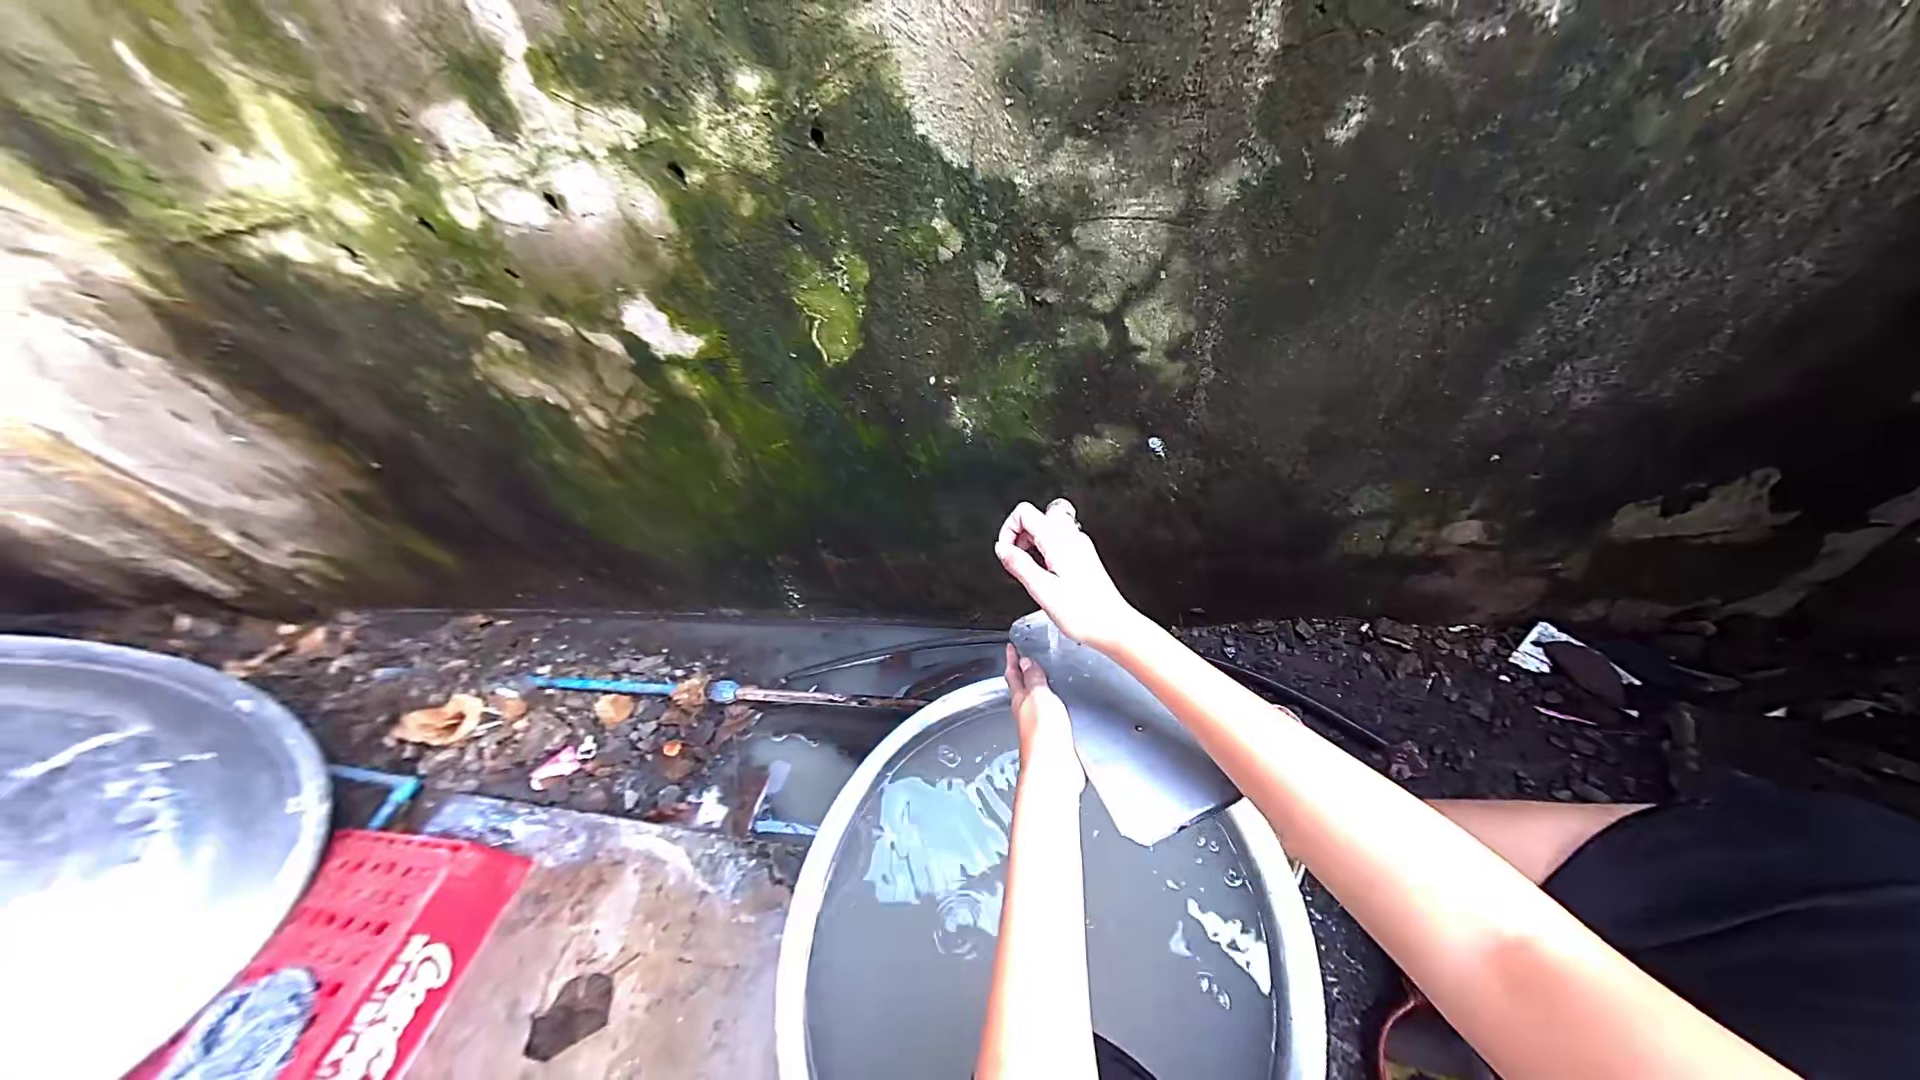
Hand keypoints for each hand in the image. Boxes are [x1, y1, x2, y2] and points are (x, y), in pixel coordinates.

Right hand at [995, 499, 1142, 652]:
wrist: (1114, 626)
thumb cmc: (1085, 613)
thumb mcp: (1042, 590)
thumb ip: (1019, 564)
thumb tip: (1002, 549)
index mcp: (1058, 541)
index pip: (1024, 513)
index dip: (1008, 530)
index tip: (1005, 552)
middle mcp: (1071, 537)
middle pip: (1037, 515)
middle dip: (1020, 534)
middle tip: (1017, 558)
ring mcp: (1079, 546)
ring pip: (1048, 527)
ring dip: (1032, 542)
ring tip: (1031, 568)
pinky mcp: (1083, 557)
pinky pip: (1058, 541)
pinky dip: (1045, 551)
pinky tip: (1046, 574)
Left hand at [1005, 644, 1084, 790]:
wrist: (1054, 769)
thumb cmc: (1043, 734)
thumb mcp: (1039, 696)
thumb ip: (1034, 679)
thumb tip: (1026, 662)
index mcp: (1020, 699)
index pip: (1013, 674)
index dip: (1012, 659)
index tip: (1011, 647)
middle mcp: (1026, 712)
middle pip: (1021, 687)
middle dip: (1022, 673)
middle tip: (1024, 659)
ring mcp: (1038, 725)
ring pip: (1034, 700)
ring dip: (1036, 687)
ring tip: (1041, 676)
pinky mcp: (1052, 736)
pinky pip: (1049, 713)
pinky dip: (1050, 703)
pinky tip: (1058, 704)